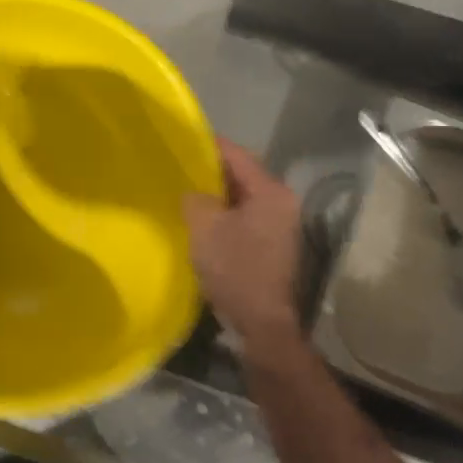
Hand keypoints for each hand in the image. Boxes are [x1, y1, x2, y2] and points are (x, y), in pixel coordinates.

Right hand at [184, 139, 303, 357]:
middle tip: (180, 166)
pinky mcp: (274, 246)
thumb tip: (193, 192)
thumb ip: (195, 199)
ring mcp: (282, 225)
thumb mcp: (205, 227)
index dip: (209, 145)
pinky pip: (246, 217)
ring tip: (186, 191)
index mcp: (271, 192)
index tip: (183, 138)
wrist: (263, 324)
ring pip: (243, 198)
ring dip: (218, 195)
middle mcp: (283, 203)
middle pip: (243, 175)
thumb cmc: (236, 269)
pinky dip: (226, 214)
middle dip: (211, 171)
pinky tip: (203, 220)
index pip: (237, 155)